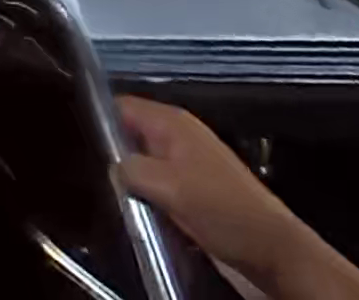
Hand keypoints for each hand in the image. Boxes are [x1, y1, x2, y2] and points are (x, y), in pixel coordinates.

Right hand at [116, 97, 358, 299]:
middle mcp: (177, 134)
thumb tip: (111, 166)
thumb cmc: (224, 211)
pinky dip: (147, 196)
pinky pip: (156, 183)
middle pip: (128, 133)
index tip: (82, 143)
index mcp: (171, 121)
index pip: (120, 104)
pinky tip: (140, 211)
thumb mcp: (169, 187)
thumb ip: (130, 169)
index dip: (97, 119)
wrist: (276, 254)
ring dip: (131, 180)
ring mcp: (186, 162)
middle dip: (114, 154)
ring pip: (141, 161)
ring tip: (116, 196)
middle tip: (97, 177)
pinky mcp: (192, 189)